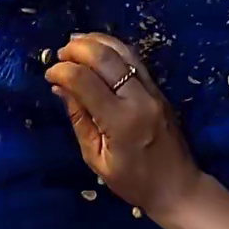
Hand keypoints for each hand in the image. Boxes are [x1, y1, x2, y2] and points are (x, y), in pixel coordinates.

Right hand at [45, 33, 203, 217]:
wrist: (178, 187)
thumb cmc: (134, 182)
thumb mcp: (96, 158)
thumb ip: (79, 119)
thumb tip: (61, 87)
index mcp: (120, 121)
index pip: (84, 81)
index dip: (62, 71)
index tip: (49, 75)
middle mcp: (138, 98)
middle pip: (105, 57)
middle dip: (77, 49)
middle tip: (60, 53)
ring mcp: (152, 91)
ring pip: (123, 52)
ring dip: (96, 42)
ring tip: (75, 42)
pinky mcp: (159, 89)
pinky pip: (134, 60)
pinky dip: (113, 50)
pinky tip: (98, 50)